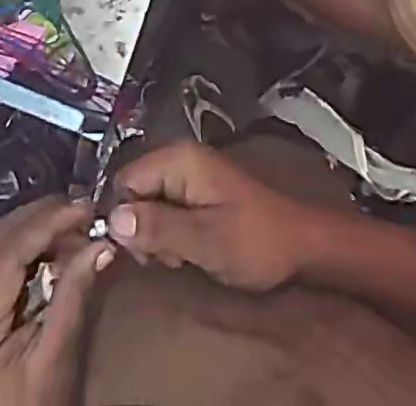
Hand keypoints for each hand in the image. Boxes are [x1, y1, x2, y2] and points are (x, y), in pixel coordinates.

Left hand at [0, 199, 113, 405]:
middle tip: (85, 213)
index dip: (49, 221)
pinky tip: (56, 252)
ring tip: (77, 230)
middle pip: (0, 240)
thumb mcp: (56, 357)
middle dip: (44, 219)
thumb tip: (101, 244)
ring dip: (38, 232)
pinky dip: (29, 250)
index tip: (85, 208)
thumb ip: (74, 295)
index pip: (10, 248)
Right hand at [106, 143, 317, 291]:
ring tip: (183, 256)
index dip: (126, 217)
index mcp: (179, 160)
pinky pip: (165, 210)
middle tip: (169, 256)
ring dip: (157, 235)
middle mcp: (179, 159)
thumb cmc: (256, 241)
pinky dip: (170, 234)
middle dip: (143, 228)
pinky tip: (188, 251)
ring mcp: (189, 175)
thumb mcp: (205, 239)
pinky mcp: (197, 193)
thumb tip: (112, 220)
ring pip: (148, 204)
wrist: (302, 247)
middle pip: (134, 192)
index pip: (125, 182)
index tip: (144, 249)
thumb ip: (157, 227)